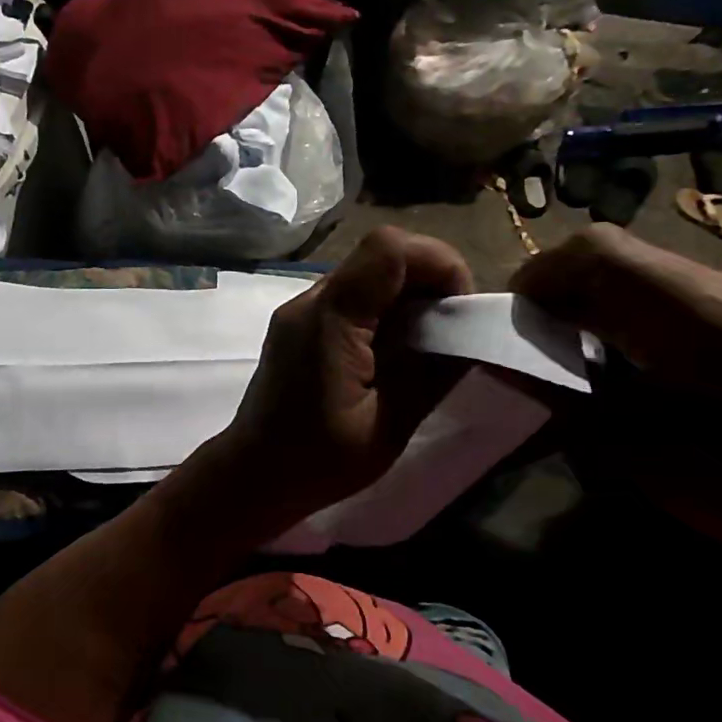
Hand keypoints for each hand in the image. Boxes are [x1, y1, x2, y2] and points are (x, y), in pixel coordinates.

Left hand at [217, 227, 474, 525]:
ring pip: (364, 274)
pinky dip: (380, 310)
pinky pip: (347, 297)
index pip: (387, 248)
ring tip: (425, 344)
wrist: (254, 474)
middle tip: (448, 330)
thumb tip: (467, 334)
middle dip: (426, 280)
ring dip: (404, 296)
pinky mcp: (296, 326)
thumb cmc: (318, 459)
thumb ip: (431, 371)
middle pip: (377, 255)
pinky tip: (391, 352)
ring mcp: (298, 312)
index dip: (437, 263)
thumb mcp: (390, 423)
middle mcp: (309, 302)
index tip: (457, 310)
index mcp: (329, 319)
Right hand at [512, 224, 721, 564]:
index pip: (599, 252)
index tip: (512, 324)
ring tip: (580, 357)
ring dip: (596, 302)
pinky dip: (632, 314)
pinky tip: (633, 366)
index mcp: (709, 321)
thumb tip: (496, 364)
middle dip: (561, 290)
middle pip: (618, 254)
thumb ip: (567, 402)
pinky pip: (677, 292)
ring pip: (645, 271)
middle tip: (537, 343)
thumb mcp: (649, 460)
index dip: (539, 277)